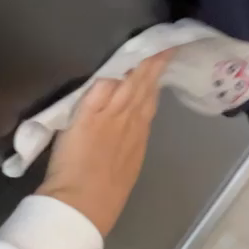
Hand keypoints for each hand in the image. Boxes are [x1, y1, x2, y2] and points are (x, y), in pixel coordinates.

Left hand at [37, 52, 170, 235]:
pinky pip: (101, 89)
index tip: (163, 63)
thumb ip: (130, 141)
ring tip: (149, 44)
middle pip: (144, 86)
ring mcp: (109, 117)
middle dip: (155, 64)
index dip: (156, 80)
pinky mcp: (88, 116)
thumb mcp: (127, 165)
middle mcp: (128, 121)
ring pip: (129, 83)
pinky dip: (112, 73)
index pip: (150, 100)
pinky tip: (119, 59)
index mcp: (138, 134)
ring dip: (140, 63)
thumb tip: (135, 125)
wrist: (84, 205)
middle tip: (165, 44)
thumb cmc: (103, 195)